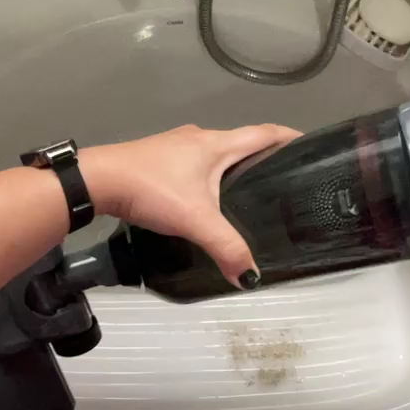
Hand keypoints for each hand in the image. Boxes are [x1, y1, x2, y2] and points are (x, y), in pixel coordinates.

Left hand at [79, 123, 300, 286]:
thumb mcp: (195, 220)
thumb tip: (249, 276)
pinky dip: (207, 179)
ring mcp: (175, 148)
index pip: (264, 133)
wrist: (99, 181)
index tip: (310, 146)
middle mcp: (198, 139)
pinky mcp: (157, 160)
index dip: (289, 138)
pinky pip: (193, 166)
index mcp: (217, 144)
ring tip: (248, 195)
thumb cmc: (152, 189)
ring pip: (214, 155)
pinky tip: (204, 200)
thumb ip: (226, 247)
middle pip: (240, 143)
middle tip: (281, 181)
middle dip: (263, 158)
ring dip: (232, 169)